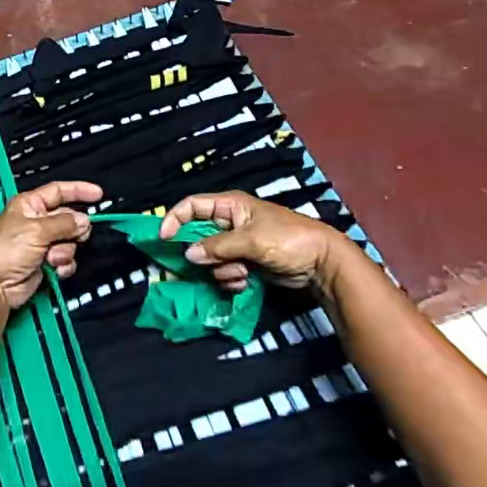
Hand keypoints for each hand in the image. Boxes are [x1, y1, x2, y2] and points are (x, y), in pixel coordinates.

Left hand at [0, 181, 102, 309]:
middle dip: (74, 229)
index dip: (79, 191)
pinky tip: (54, 269)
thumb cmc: (7, 251)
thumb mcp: (37, 230)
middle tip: (75, 236)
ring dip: (65, 250)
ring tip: (52, 258)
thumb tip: (84, 221)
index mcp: (30, 205)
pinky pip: (66, 258)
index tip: (99, 194)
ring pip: (70, 241)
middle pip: (68, 218)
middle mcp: (36, 221)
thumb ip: (65, 223)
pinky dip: (64, 264)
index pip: (58, 191)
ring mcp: (42, 242)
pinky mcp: (45, 262)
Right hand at [159, 191, 345, 296]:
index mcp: (231, 205)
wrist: (322, 263)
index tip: (164, 239)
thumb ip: (217, 247)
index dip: (175, 219)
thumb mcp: (251, 240)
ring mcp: (238, 244)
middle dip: (200, 255)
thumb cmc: (288, 240)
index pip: (192, 206)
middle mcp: (230, 222)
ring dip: (221, 270)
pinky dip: (231, 279)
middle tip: (195, 269)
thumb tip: (189, 254)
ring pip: (210, 259)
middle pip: (198, 236)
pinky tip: (246, 281)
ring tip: (240, 273)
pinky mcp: (246, 263)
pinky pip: (224, 272)